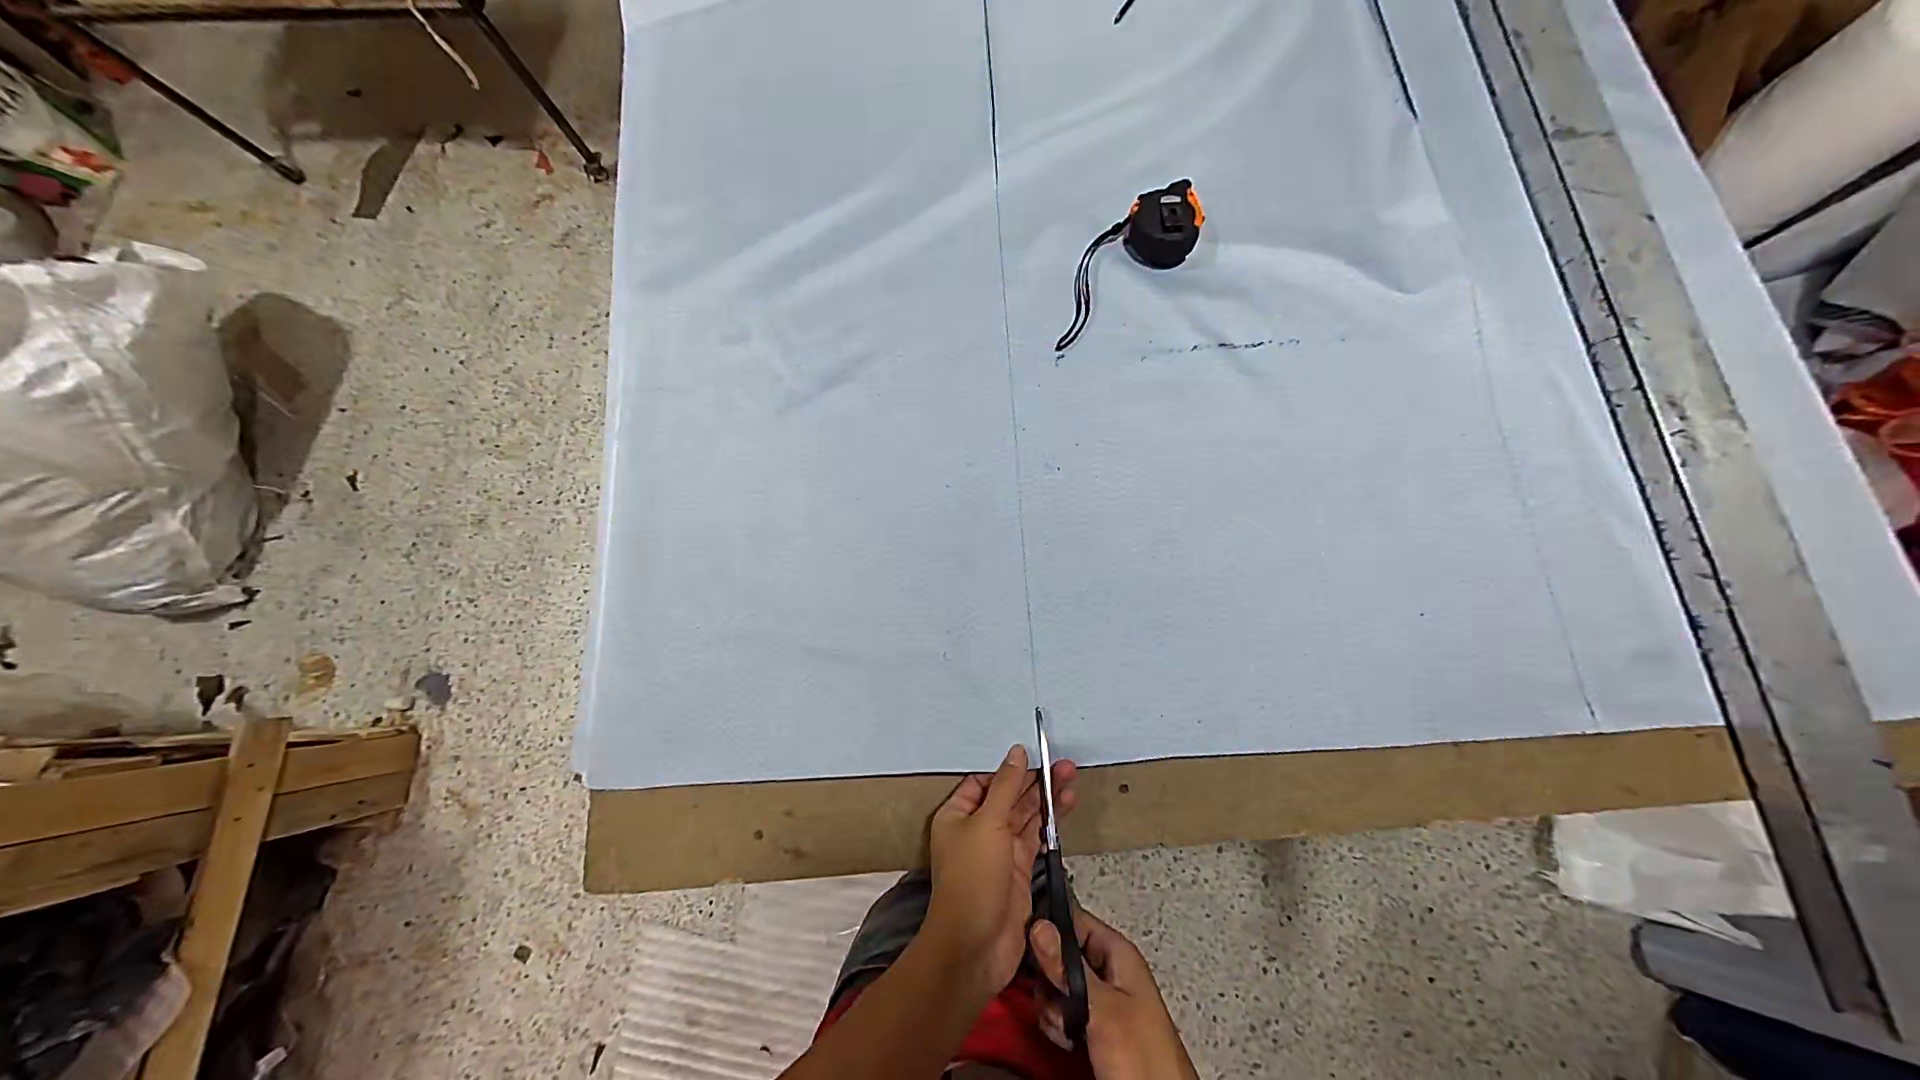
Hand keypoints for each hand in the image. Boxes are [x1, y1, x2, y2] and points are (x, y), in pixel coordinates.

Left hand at [922, 743, 1077, 1002]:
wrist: (977, 944)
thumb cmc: (971, 882)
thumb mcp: (988, 822)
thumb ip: (1006, 786)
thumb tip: (1015, 754)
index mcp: (958, 815)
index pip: (984, 782)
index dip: (1008, 771)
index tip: (1032, 759)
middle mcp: (976, 831)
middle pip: (1009, 797)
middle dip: (1035, 781)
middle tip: (1064, 767)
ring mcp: (998, 852)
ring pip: (1025, 817)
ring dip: (1047, 800)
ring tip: (1070, 781)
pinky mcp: (1017, 872)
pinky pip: (1035, 839)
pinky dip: (1050, 824)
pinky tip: (1064, 810)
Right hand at [1031, 909, 1199, 1079]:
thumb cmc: (1146, 1061)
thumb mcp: (1102, 1008)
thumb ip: (1068, 968)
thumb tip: (1041, 928)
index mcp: (1117, 954)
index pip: (1075, 919)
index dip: (1048, 926)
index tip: (1027, 939)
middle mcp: (1108, 971)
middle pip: (1061, 954)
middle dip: (1049, 977)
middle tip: (1054, 997)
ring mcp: (1101, 999)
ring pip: (1058, 985)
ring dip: (1053, 1006)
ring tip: (1065, 1025)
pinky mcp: (1094, 1025)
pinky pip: (1063, 1011)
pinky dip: (1058, 1024)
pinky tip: (1066, 1038)